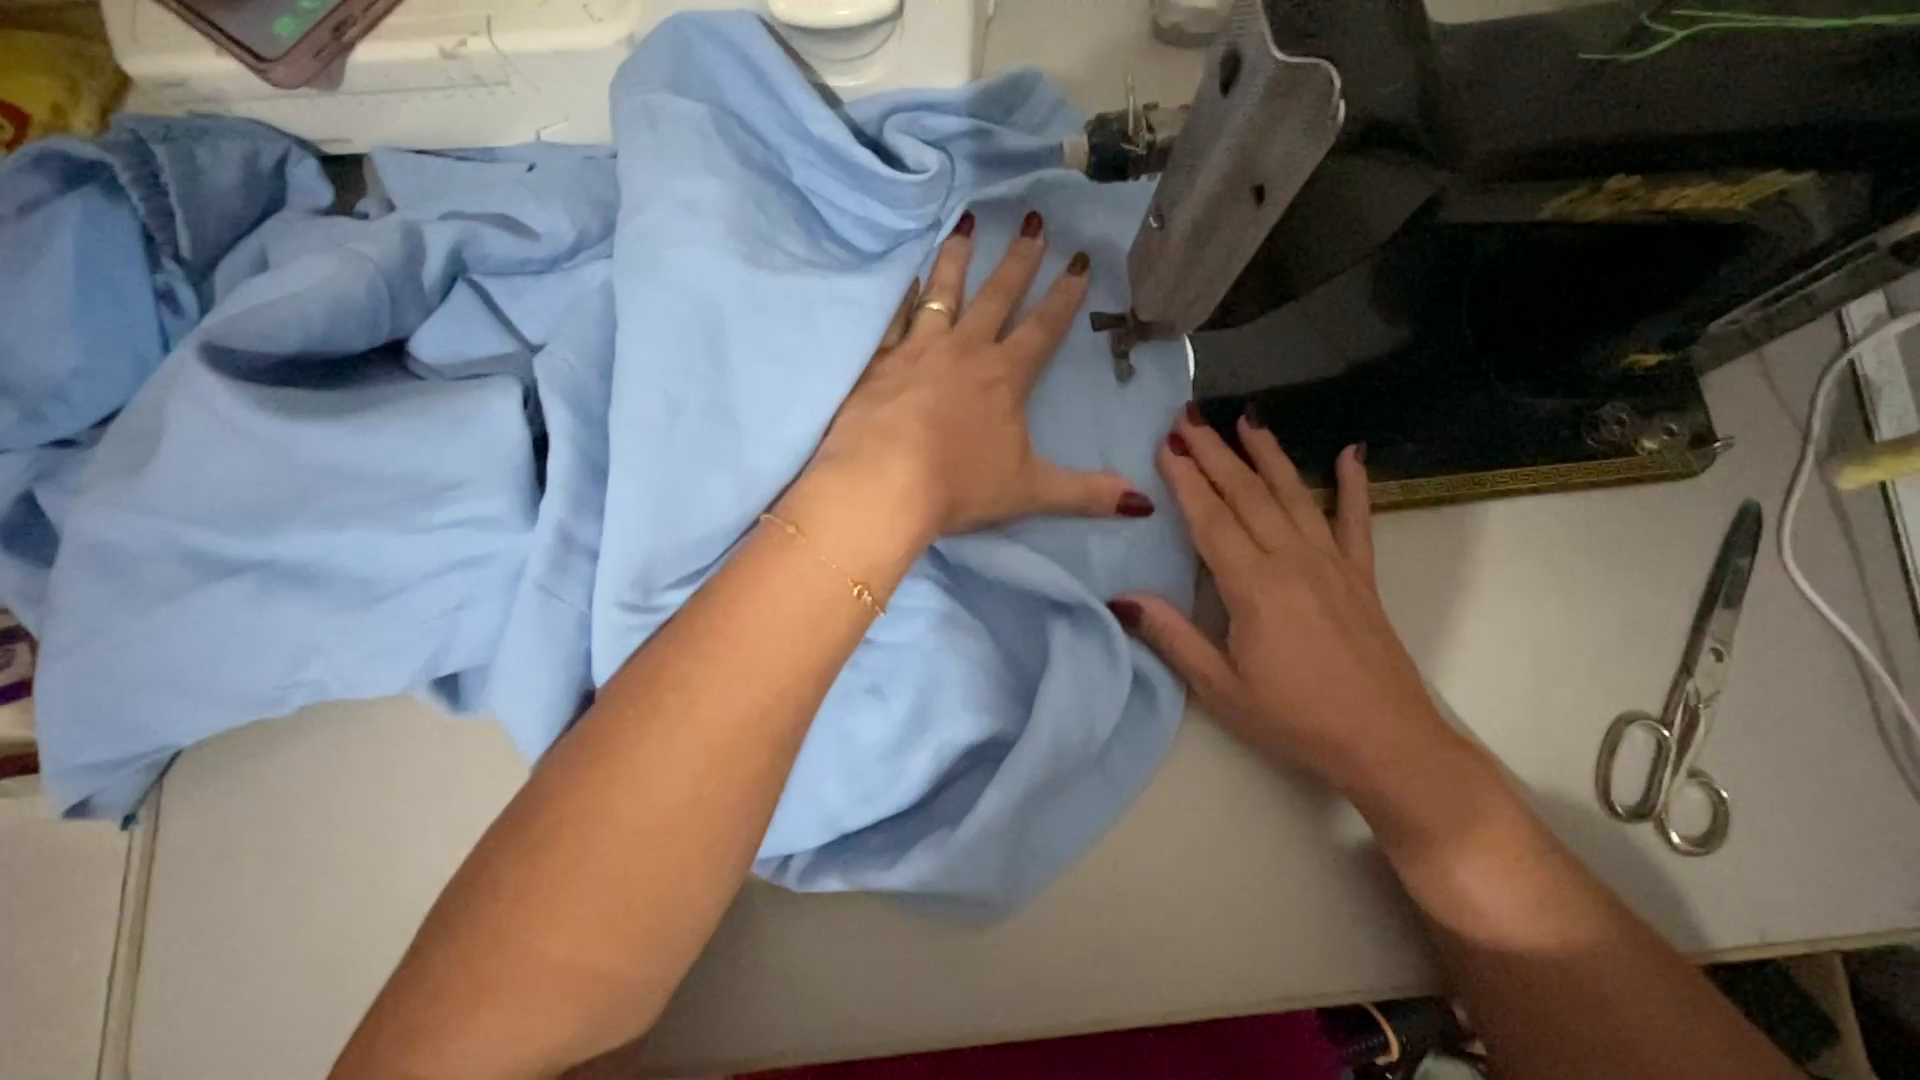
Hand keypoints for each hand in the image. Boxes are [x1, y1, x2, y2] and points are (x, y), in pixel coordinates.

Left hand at [803, 211, 1153, 539]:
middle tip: (1034, 222)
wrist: (881, 484)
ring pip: (942, 292)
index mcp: (1005, 376)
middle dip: (1020, 260)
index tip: (1080, 260)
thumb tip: (1142, 505)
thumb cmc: (957, 487)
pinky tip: (904, 275)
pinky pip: (894, 316)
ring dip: (958, 257)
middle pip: (997, 296)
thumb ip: (1085, 494)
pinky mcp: (879, 360)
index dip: (1065, 295)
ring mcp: (918, 349)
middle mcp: (964, 350)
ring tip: (967, 224)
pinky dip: (902, 293)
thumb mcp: (1029, 493)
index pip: (1043, 327)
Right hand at [1109, 406, 1459, 797]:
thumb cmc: (1295, 720)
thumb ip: (1173, 637)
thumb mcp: (1221, 688)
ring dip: (1268, 455)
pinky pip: (1357, 519)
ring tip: (1247, 419)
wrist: (1386, 742)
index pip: (1211, 520)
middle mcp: (1293, 561)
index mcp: (1254, 587)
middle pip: (1248, 495)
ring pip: (1294, 495)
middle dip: (1216, 453)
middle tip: (1191, 416)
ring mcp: (1333, 564)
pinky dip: (1355, 484)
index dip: (1186, 480)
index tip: (1167, 445)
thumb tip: (1122, 599)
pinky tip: (1351, 453)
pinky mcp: (1362, 576)